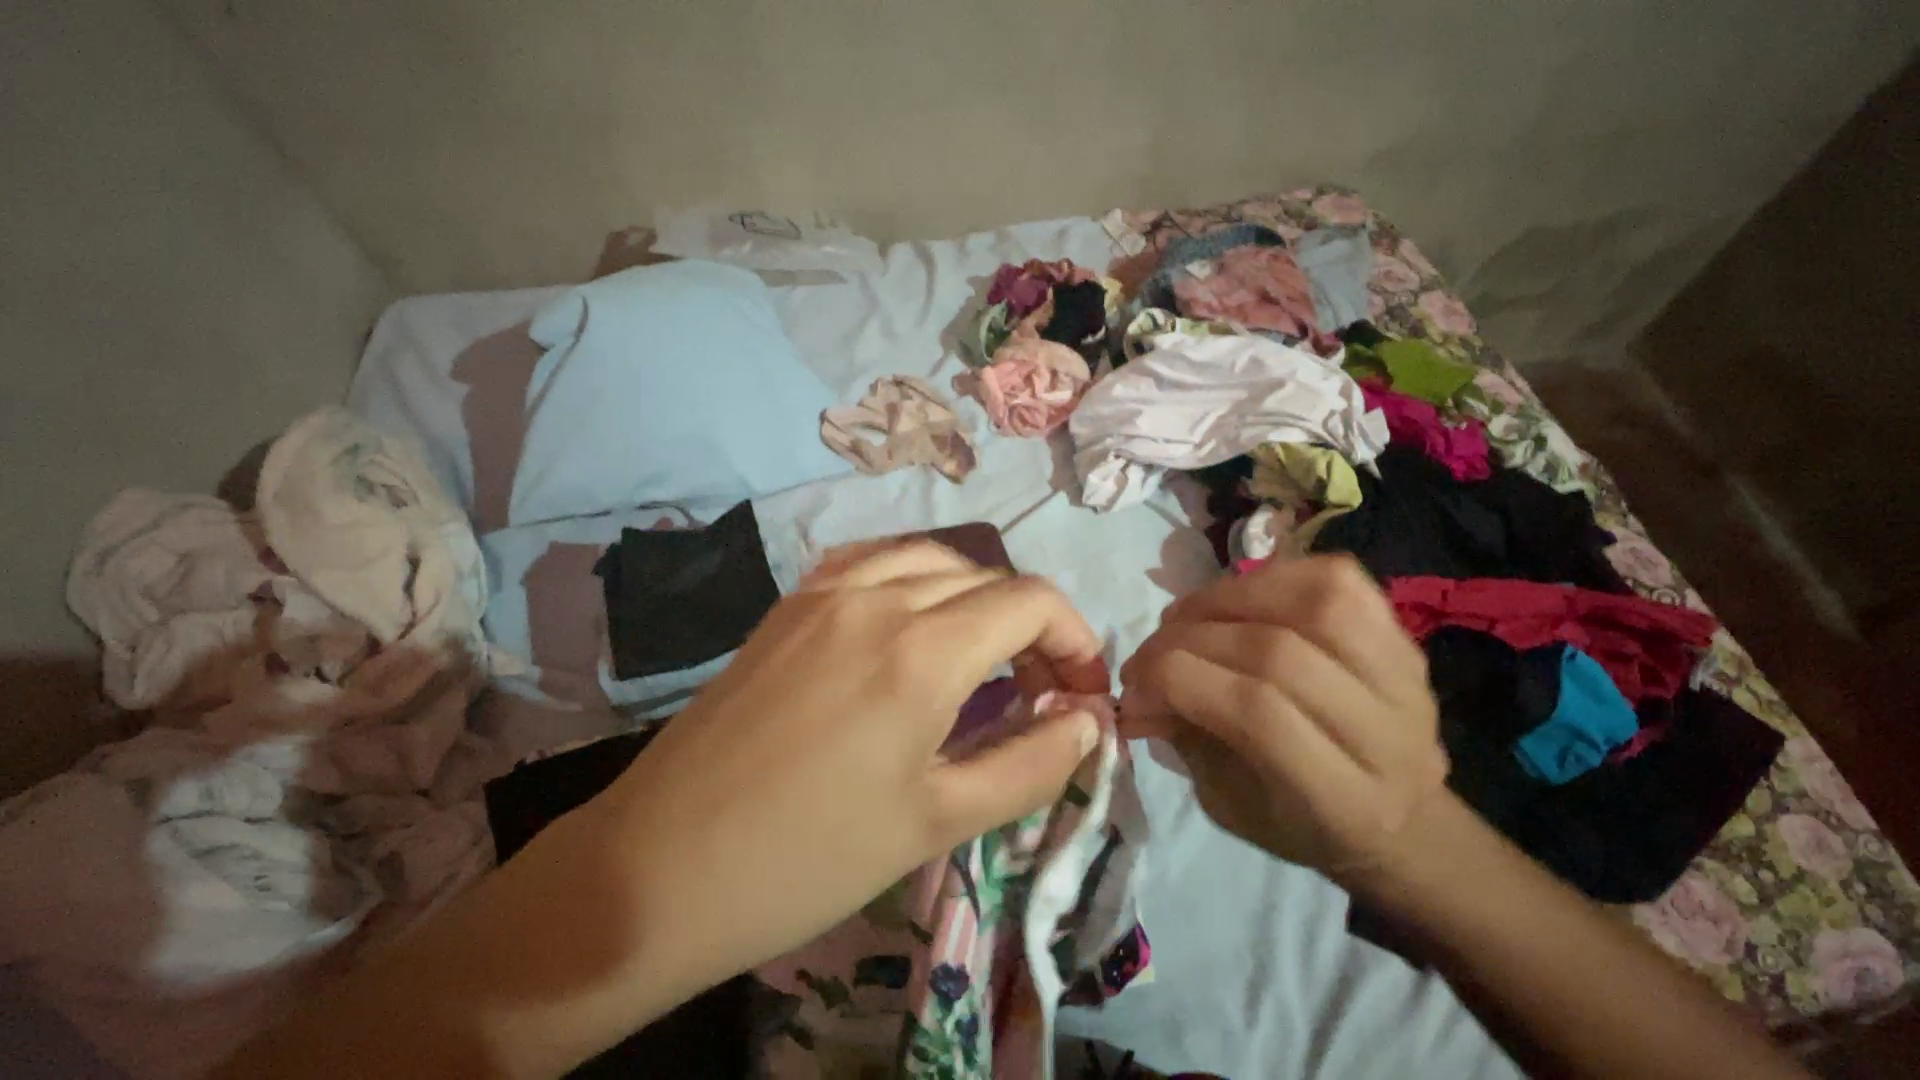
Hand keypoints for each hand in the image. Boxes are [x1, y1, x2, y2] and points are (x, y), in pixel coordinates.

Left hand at [594, 540, 1109, 997]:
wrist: (658, 868)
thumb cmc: (808, 858)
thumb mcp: (936, 823)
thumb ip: (1030, 765)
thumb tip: (1087, 723)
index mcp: (921, 649)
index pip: (1030, 601)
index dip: (1076, 641)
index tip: (1084, 698)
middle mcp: (874, 596)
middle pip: (986, 577)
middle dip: (1031, 627)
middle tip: (1040, 695)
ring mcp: (820, 594)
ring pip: (929, 559)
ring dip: (974, 597)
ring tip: (982, 659)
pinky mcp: (784, 609)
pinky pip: (869, 562)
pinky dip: (913, 580)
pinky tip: (911, 625)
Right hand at [1118, 556, 1448, 890]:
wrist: (1400, 821)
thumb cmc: (1300, 824)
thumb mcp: (1229, 803)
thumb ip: (1184, 738)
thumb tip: (1135, 688)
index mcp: (1342, 800)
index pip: (1256, 713)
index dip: (1178, 680)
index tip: (1133, 685)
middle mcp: (1386, 734)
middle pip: (1277, 654)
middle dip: (1190, 641)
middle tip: (1149, 653)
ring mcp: (1404, 679)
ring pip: (1313, 604)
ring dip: (1228, 597)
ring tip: (1186, 616)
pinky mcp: (1404, 639)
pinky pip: (1339, 580)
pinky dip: (1274, 576)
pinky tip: (1237, 595)